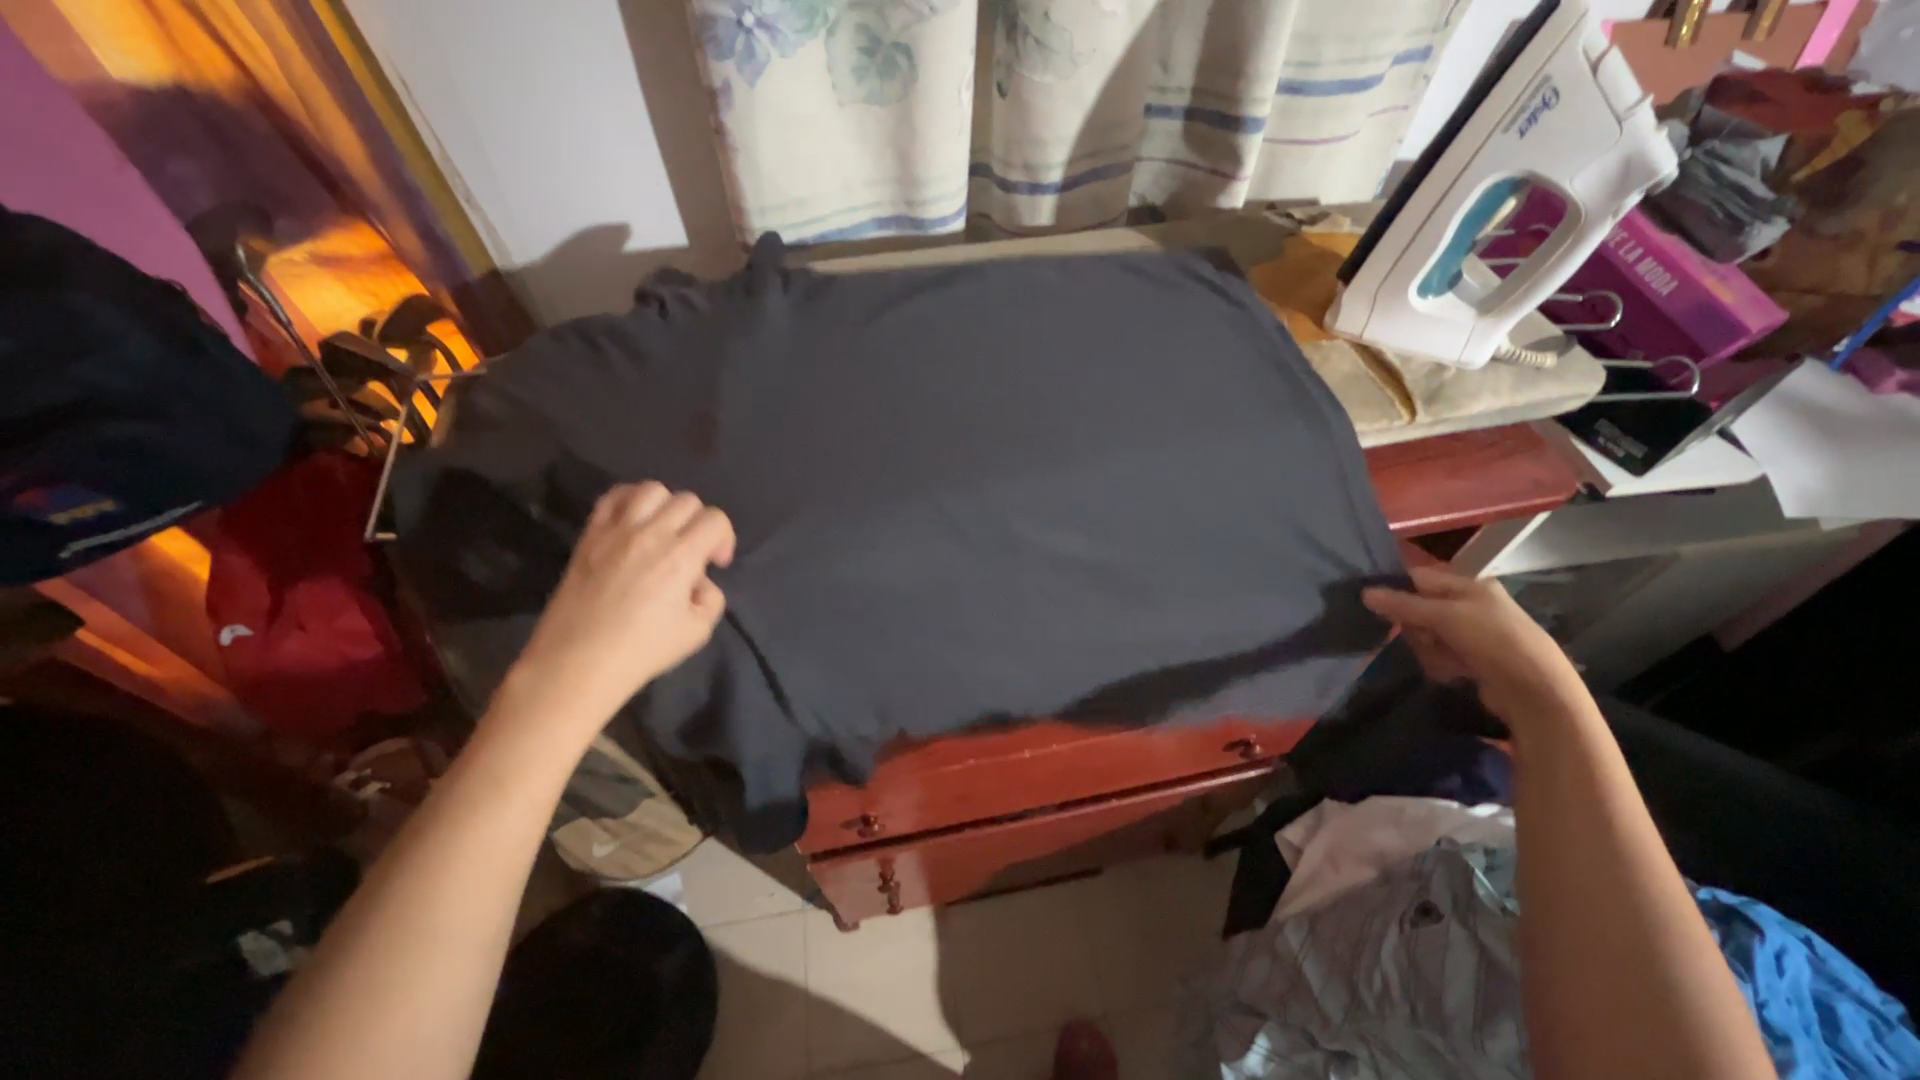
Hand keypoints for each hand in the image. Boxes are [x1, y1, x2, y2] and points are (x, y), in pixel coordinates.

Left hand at [498, 482, 735, 737]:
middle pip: (687, 500)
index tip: (716, 563)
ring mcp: (616, 530)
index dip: (724, 538)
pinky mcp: (590, 535)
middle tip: (692, 551)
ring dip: (667, 505)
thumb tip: (698, 581)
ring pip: (652, 490)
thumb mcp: (698, 632)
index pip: (715, 519)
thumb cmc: (642, 650)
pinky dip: (630, 500)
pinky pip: (613, 497)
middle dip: (699, 522)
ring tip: (663, 530)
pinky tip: (634, 521)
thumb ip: (711, 598)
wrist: (579, 660)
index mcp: (680, 556)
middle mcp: (650, 533)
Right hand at [1361, 566, 1593, 730]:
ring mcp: (1473, 633)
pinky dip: (1441, 663)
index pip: (1420, 578)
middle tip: (1422, 638)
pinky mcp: (1473, 658)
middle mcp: (1471, 604)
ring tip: (1443, 661)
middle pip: (1420, 609)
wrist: (1535, 688)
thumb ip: (1404, 605)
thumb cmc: (1492, 640)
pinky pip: (1440, 655)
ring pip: (1427, 635)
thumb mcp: (1445, 616)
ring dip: (1428, 649)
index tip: (1372, 604)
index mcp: (1470, 584)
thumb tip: (1364, 593)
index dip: (1396, 589)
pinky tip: (1452, 673)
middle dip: (1415, 627)